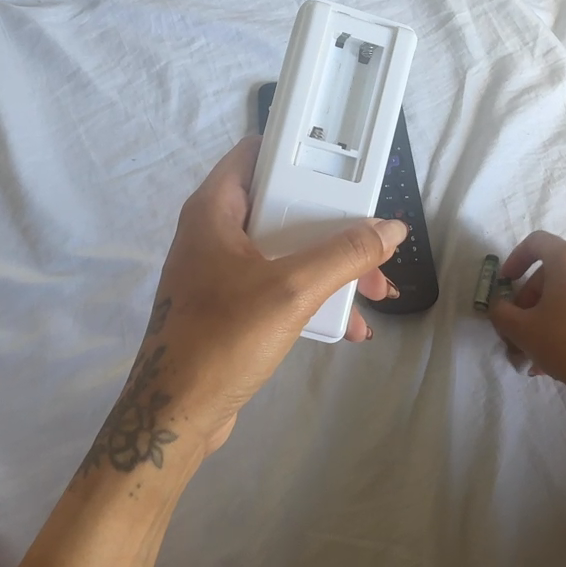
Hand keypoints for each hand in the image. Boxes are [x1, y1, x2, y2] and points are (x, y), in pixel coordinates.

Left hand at [79, 136, 406, 474]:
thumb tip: (390, 228)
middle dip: (334, 225)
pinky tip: (347, 326)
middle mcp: (213, 232)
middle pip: (283, 205)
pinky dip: (312, 297)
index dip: (299, 151)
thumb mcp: (292, 290)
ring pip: (286, 249)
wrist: (175, 414)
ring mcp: (220, 270)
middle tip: (373, 243)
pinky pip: (278, 285)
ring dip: (331, 267)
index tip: (345, 166)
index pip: (256, 153)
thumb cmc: (224, 338)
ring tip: (375, 293)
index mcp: (214, 210)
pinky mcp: (229, 305)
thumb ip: (345, 255)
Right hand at [486, 231, 565, 420]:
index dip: (515, 259)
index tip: (506, 283)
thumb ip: (501, 311)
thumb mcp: (520, 329)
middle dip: (529, 298)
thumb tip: (501, 306)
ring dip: (547, 315)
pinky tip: (557, 355)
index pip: (536, 242)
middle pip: (552, 272)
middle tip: (517, 326)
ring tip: (533, 350)